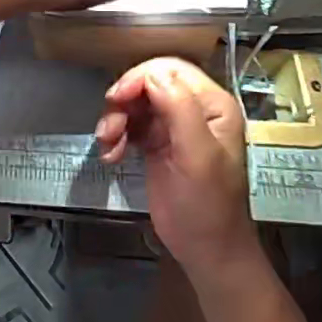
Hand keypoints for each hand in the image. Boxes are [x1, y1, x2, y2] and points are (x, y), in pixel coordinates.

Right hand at [96, 57, 257, 275]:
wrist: (206, 251)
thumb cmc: (207, 207)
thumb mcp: (197, 157)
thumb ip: (179, 110)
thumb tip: (152, 74)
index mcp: (213, 105)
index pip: (171, 70)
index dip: (140, 78)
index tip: (117, 99)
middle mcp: (194, 109)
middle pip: (149, 83)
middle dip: (125, 101)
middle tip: (109, 129)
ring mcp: (174, 126)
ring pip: (136, 103)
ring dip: (116, 119)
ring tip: (109, 146)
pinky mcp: (157, 143)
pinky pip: (131, 124)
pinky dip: (117, 135)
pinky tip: (112, 156)